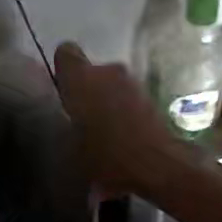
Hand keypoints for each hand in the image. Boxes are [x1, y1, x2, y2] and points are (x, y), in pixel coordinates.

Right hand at [54, 42, 194, 196]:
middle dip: (89, 92)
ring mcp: (135, 83)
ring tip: (108, 134)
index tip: (64, 93)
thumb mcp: (73, 153)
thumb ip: (68, 131)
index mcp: (82, 79)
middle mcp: (110, 71)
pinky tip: (126, 140)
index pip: (65, 54)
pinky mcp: (154, 100)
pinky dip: (127, 116)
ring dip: (110, 104)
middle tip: (86, 121)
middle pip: (94, 73)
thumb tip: (71, 130)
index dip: (64, 73)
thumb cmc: (106, 159)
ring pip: (115, 87)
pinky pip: (131, 103)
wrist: (157, 167)